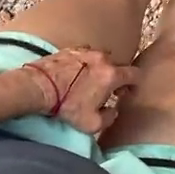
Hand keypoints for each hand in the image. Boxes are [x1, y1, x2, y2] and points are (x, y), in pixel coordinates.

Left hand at [23, 47, 139, 135]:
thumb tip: (112, 110)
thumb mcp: (92, 124)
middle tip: (108, 90)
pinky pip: (84, 54)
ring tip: (90, 81)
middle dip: (116, 77)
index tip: (128, 91)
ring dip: (99, 68)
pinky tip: (75, 73)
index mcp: (111, 75)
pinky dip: (84, 63)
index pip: (135, 74)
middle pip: (117, 65)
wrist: (39, 87)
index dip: (135, 84)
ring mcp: (85, 51)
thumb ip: (110, 117)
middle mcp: (102, 58)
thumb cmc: (67, 106)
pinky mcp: (70, 49)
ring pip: (100, 58)